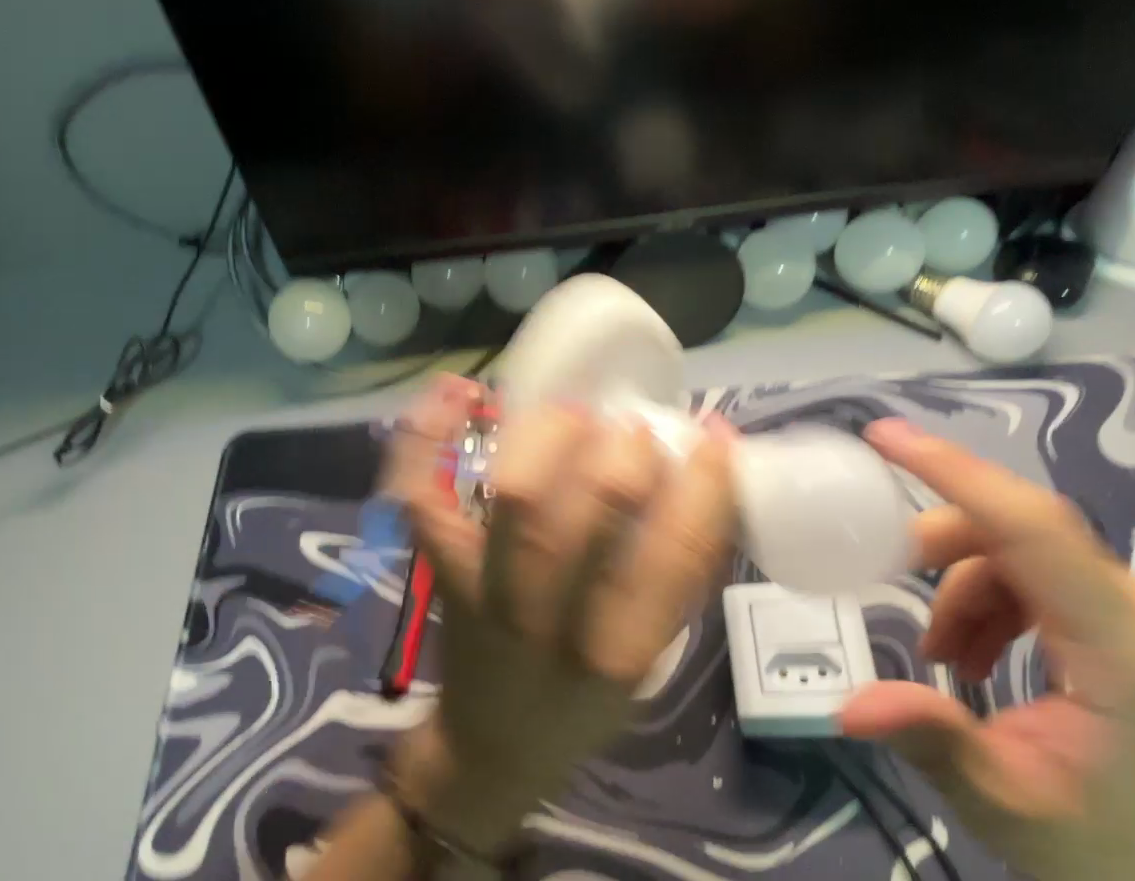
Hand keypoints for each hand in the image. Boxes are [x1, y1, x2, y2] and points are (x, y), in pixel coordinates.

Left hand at [378, 376, 736, 853]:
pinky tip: (457, 390)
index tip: (713, 437)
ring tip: (572, 413)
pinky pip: (421, 496)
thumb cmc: (587, 697)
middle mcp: (544, 624)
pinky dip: (427, 436)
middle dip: (614, 462)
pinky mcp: (439, 569)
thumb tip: (710, 469)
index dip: (699, 489)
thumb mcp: (653, 657)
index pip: (668, 563)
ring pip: (506, 503)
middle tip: (633, 429)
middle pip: (571, 525)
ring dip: (543, 440)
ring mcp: (481, 592)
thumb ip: (680, 574)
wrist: (494, 743)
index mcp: (617, 652)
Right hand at [842, 419, 1134, 880]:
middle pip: (1023, 533)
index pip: (1031, 528)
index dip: (953, 472)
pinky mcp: (1133, 624)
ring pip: (1026, 554)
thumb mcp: (1010, 805)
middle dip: (943, 550)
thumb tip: (847, 707)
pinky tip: (972, 658)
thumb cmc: (1114, 852)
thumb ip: (933, 741)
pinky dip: (992, 604)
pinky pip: (1043, 580)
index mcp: (1125, 645)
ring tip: (939, 659)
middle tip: (884, 577)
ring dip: (964, 591)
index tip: (883, 434)